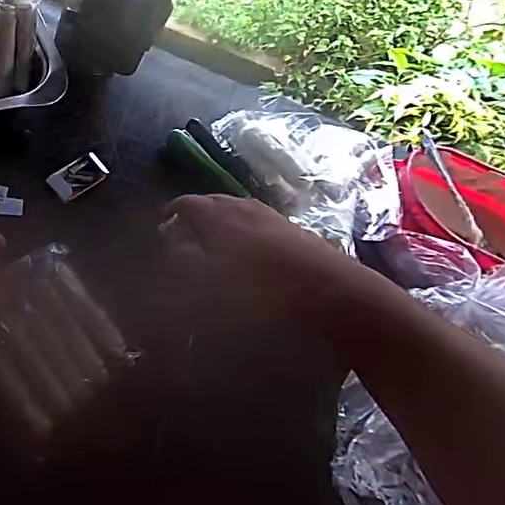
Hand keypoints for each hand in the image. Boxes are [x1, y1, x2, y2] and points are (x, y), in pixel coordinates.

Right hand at [159, 194, 416, 347]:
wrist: (344, 302)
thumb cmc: (270, 298)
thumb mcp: (215, 288)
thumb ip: (187, 266)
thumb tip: (174, 249)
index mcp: (221, 217)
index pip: (185, 204)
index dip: (170, 216)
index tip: (160, 232)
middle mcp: (246, 208)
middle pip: (211, 202)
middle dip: (194, 217)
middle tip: (182, 237)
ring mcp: (275, 217)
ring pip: (237, 210)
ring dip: (220, 223)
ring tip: (213, 247)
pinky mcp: (298, 231)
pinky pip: (259, 222)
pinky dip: (244, 231)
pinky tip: (249, 256)